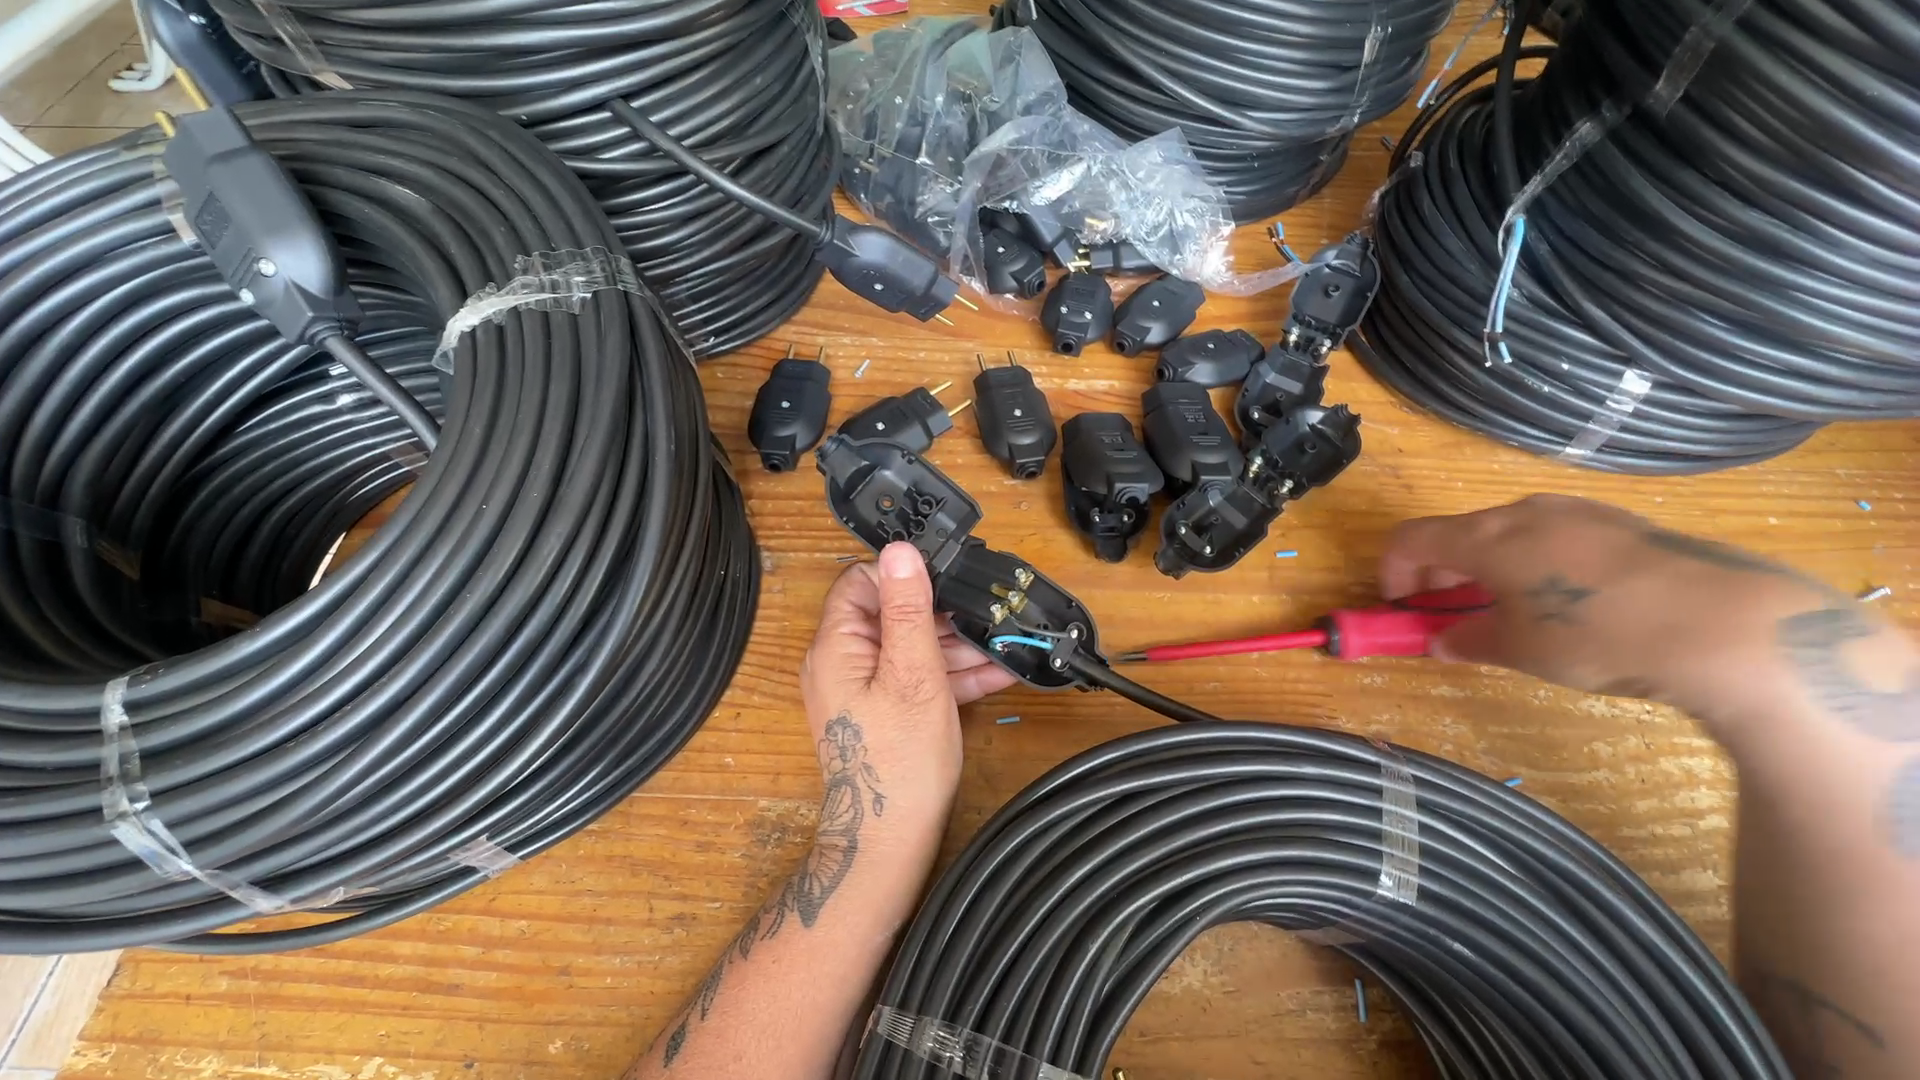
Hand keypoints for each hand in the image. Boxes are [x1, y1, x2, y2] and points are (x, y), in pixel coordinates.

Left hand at [801, 543, 1018, 839]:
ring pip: (909, 647)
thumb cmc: (901, 758)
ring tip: (1002, 644)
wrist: (891, 839)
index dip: (902, 576)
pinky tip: (997, 673)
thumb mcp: (913, 672)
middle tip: (985, 614)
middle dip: (940, 614)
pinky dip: (951, 675)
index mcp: (837, 645)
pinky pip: (915, 678)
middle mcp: (842, 662)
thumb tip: (899, 550)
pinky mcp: (882, 711)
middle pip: (890, 614)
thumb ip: (907, 609)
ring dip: (955, 646)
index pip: (861, 582)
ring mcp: (862, 689)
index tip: (946, 581)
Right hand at [1381, 495, 1841, 719]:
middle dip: (1440, 572)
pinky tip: (1567, 600)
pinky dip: (1533, 561)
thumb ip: (1469, 640)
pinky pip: (1553, 534)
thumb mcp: (1521, 651)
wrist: (1731, 626)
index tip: (1402, 609)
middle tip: (1450, 614)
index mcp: (1487, 537)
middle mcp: (1524, 512)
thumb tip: (1443, 641)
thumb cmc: (1599, 637)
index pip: (1410, 539)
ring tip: (1510, 610)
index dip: (1392, 572)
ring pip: (1507, 532)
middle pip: (1457, 532)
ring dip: (1487, 566)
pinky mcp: (1622, 522)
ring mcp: (1577, 511)